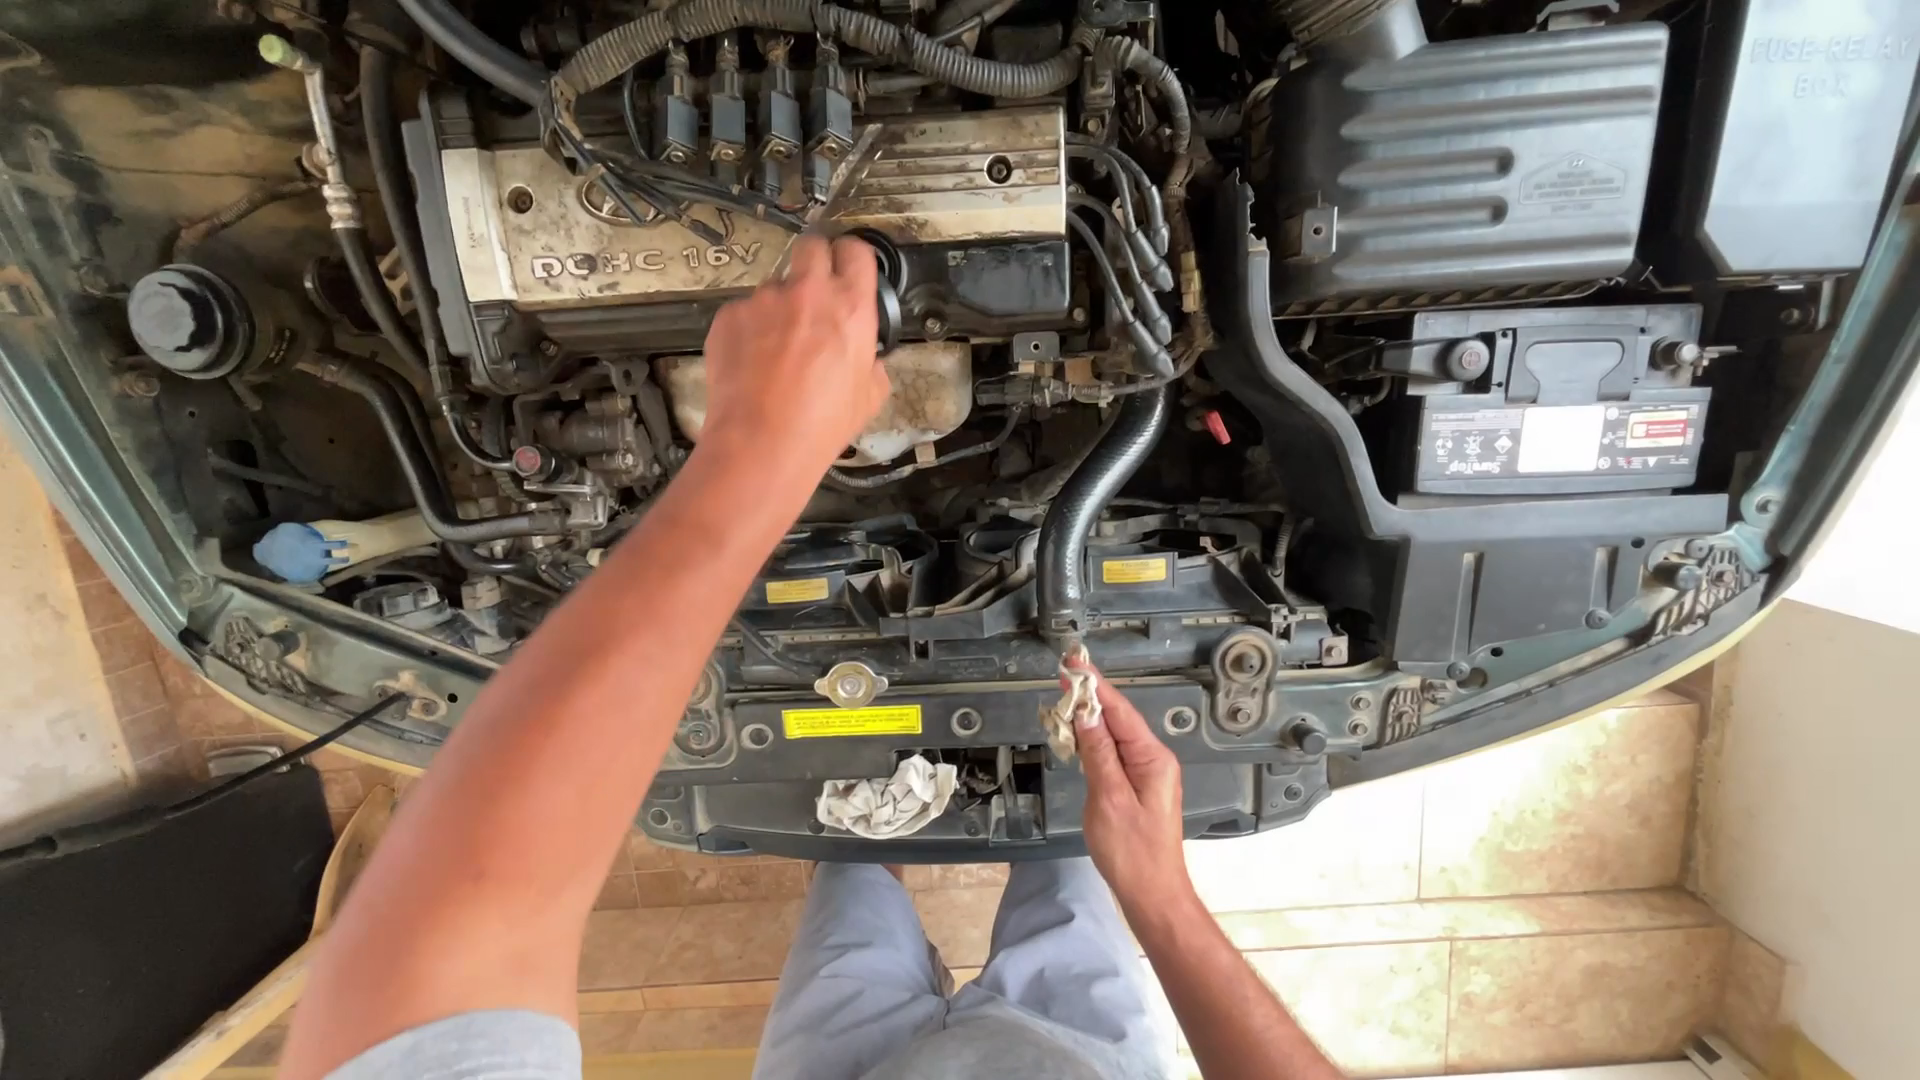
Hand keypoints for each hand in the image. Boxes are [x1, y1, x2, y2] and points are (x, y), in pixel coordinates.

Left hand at [699, 234, 889, 473]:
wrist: (764, 440)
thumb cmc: (820, 423)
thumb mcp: (870, 396)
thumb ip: (872, 362)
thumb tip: (866, 358)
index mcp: (851, 307)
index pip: (856, 251)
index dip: (852, 258)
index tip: (847, 267)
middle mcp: (808, 292)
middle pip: (812, 245)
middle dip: (814, 262)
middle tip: (813, 294)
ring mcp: (764, 300)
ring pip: (774, 286)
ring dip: (779, 306)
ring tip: (778, 349)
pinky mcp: (730, 315)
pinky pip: (744, 311)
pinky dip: (750, 330)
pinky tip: (754, 362)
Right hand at [1068, 655, 1197, 917]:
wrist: (1152, 894)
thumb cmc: (1132, 852)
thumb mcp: (1109, 798)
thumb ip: (1098, 752)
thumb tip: (1086, 713)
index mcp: (1152, 758)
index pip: (1119, 711)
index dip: (1095, 685)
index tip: (1073, 663)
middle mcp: (1153, 759)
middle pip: (1118, 719)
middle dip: (1089, 697)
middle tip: (1061, 677)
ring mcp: (1146, 773)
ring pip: (1114, 736)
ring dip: (1088, 719)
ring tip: (1063, 702)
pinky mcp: (1137, 787)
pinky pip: (1113, 753)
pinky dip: (1093, 741)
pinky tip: (1077, 736)